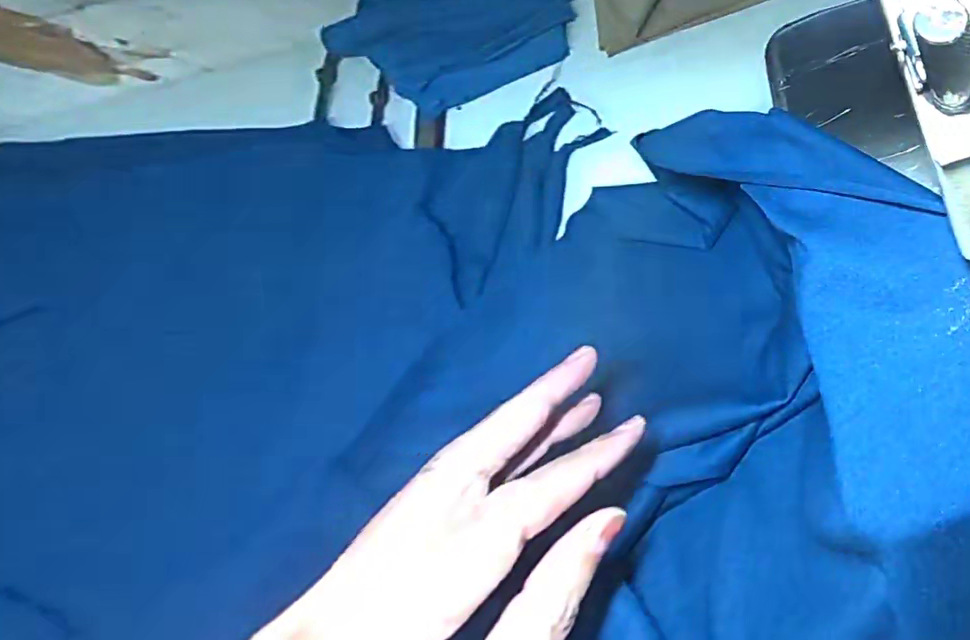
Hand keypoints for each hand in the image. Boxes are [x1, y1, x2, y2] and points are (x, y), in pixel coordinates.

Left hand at [254, 347, 644, 639]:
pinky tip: (514, 450)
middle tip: (587, 361)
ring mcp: (340, 583)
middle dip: (531, 407)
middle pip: (462, 465)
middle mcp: (366, 579)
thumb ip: (549, 602)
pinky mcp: (334, 592)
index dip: (583, 464)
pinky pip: (425, 497)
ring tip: (570, 401)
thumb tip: (609, 517)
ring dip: (512, 429)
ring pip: (438, 476)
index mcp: (406, 608)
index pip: (516, 508)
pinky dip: (480, 460)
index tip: (635, 431)